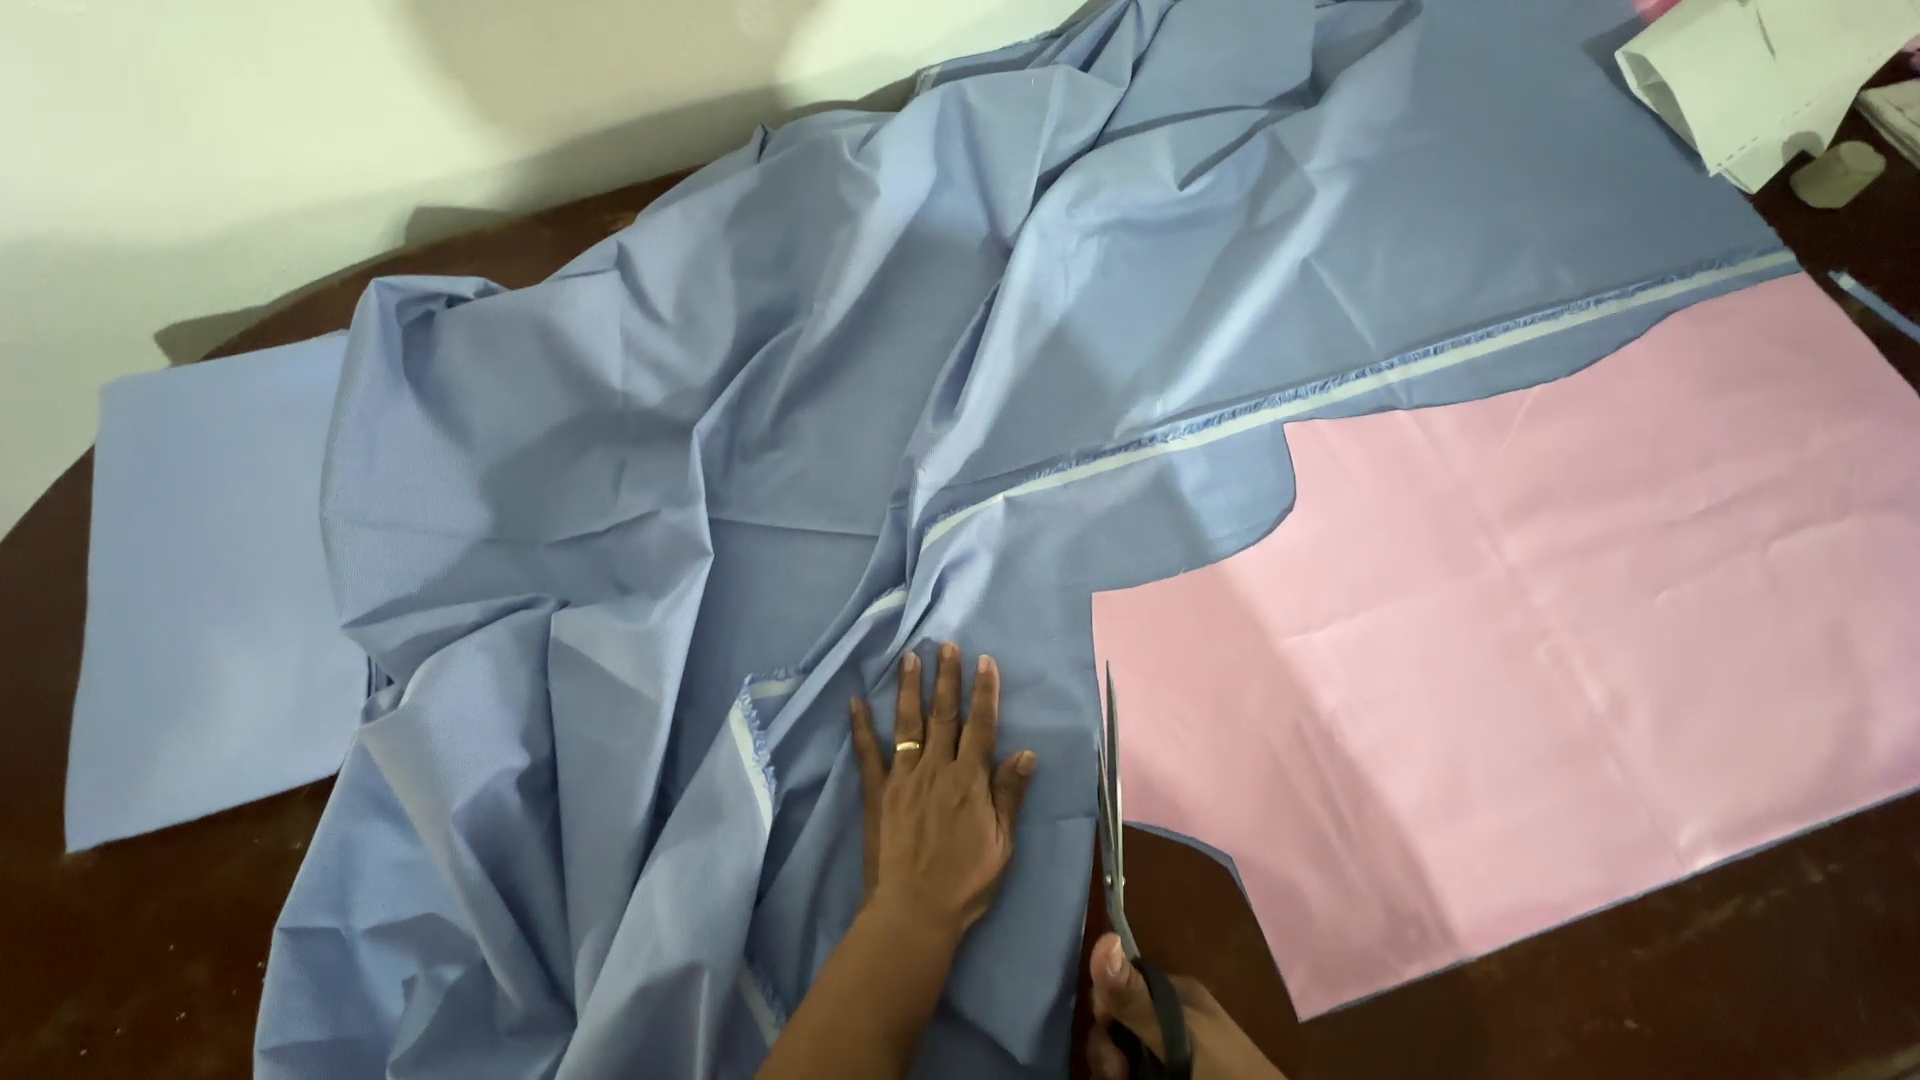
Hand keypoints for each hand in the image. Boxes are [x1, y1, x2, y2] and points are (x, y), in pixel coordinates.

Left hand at [850, 642, 1038, 940]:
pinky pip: (868, 754)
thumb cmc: (966, 882)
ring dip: (910, 688)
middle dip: (946, 677)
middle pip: (944, 714)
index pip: (981, 725)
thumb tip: (1027, 752)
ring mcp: (904, 777)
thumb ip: (1010, 795)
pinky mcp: (878, 793)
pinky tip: (855, 702)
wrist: (914, 911)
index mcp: (970, 780)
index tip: (984, 661)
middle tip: (945, 645)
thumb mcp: (1002, 843)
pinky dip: (861, 727)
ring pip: (908, 723)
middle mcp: (937, 768)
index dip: (984, 692)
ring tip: (909, 657)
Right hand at [1087, 933, 1288, 1079]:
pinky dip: (1123, 1077)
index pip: (1119, 983)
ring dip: (1110, 1068)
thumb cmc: (1225, 1072)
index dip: (1103, 1005)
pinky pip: (1134, 1069)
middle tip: (1118, 1074)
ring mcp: (1167, 1054)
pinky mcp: (1168, 1075)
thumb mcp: (1178, 1034)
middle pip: (1115, 1022)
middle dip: (1106, 1047)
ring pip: (1120, 1051)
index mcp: (1172, 995)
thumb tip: (1103, 938)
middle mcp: (1165, 1019)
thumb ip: (1136, 997)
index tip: (1106, 1030)